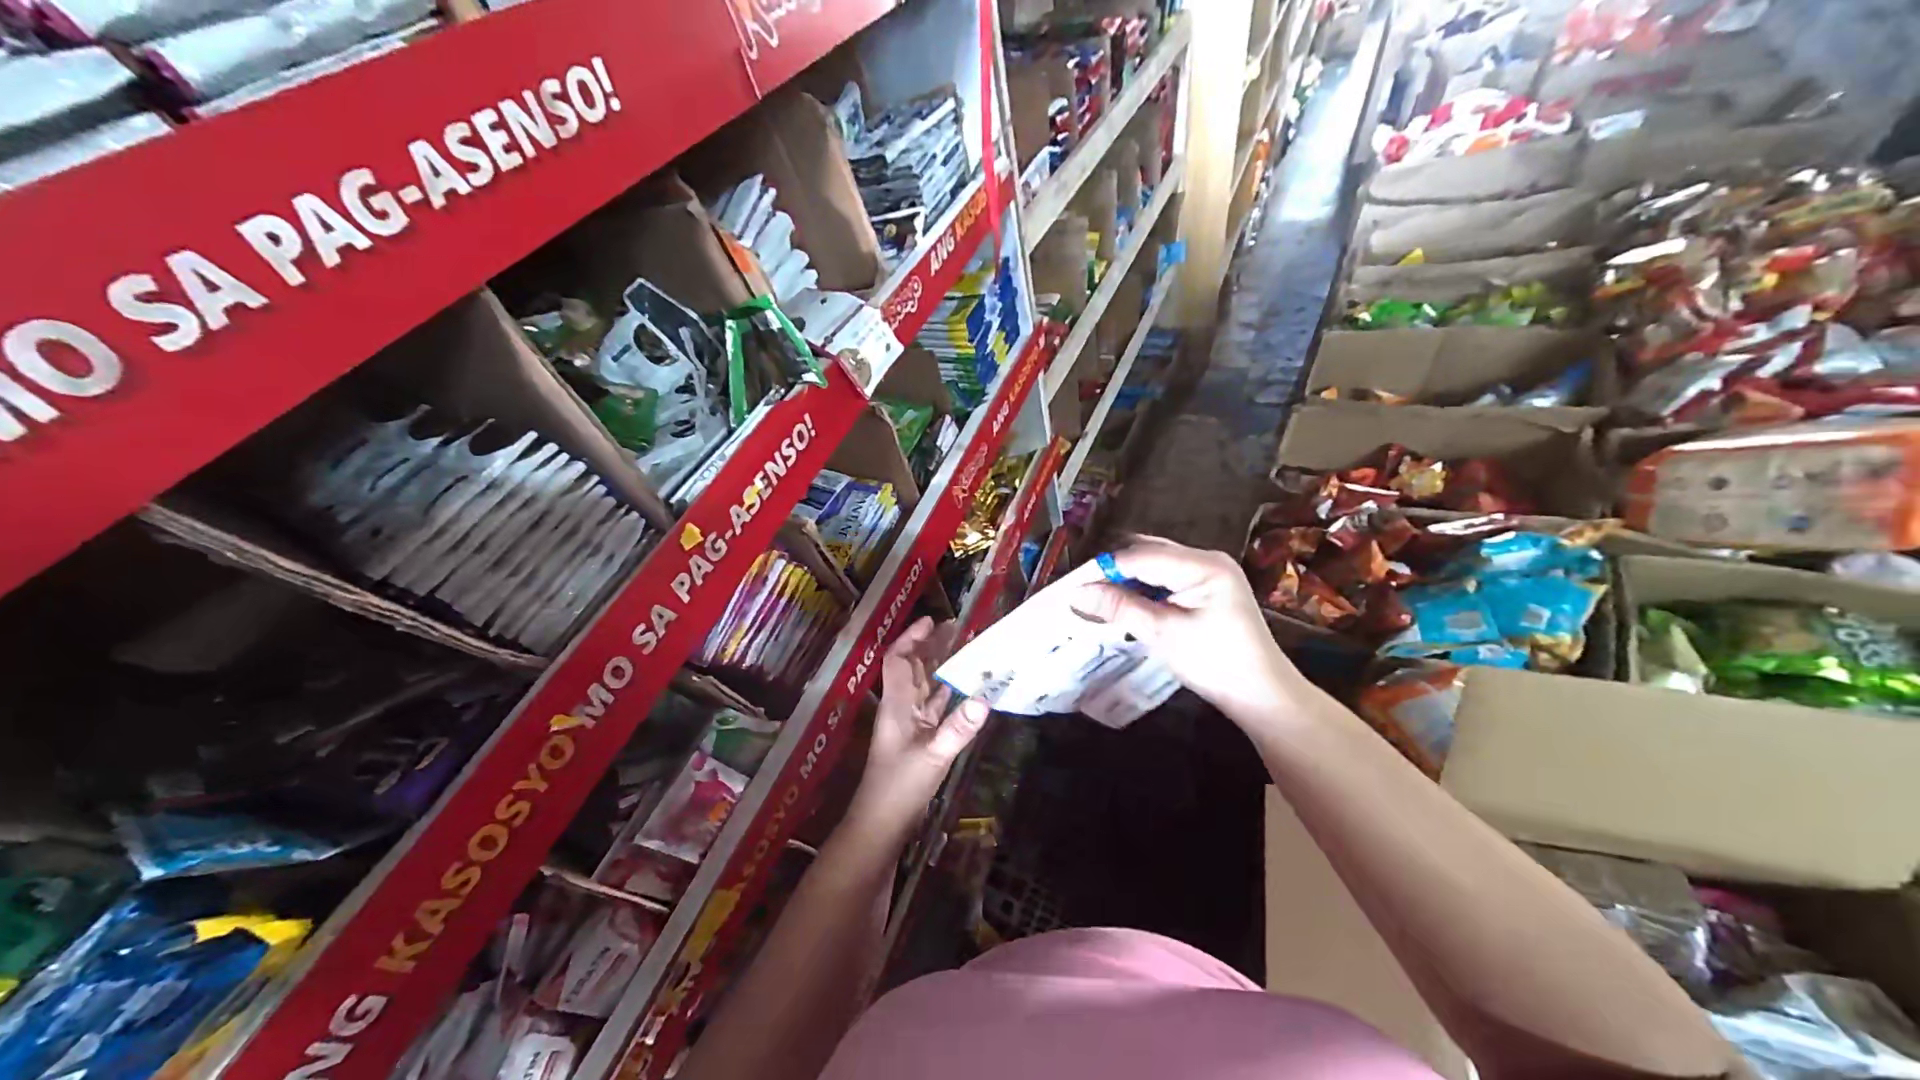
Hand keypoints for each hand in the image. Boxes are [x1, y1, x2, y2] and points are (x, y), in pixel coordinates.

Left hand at [850, 616, 989, 831]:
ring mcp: (910, 725)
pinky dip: (949, 693)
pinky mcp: (920, 740)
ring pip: (925, 685)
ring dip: (941, 666)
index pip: (898, 660)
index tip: (933, 620)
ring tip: (967, 649)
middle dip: (932, 646)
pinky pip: (935, 706)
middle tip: (959, 628)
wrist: (881, 825)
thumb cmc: (899, 788)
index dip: (912, 637)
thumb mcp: (933, 757)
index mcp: (896, 704)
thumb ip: (959, 728)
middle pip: (913, 667)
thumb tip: (985, 699)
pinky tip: (968, 689)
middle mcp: (901, 708)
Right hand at [1061, 536, 1304, 721]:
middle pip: (1148, 552)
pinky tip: (1127, 606)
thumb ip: (1120, 607)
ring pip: (1155, 565)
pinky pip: (1167, 578)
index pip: (1140, 555)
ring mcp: (1210, 573)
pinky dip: (1144, 589)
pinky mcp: (1208, 589)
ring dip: (1128, 580)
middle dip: (1114, 570)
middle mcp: (1207, 559)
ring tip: (1099, 600)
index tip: (1073, 586)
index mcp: (1202, 565)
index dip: (1104, 568)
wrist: (1262, 694)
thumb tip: (1078, 593)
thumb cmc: (1216, 664)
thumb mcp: (1163, 634)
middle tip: (1084, 593)